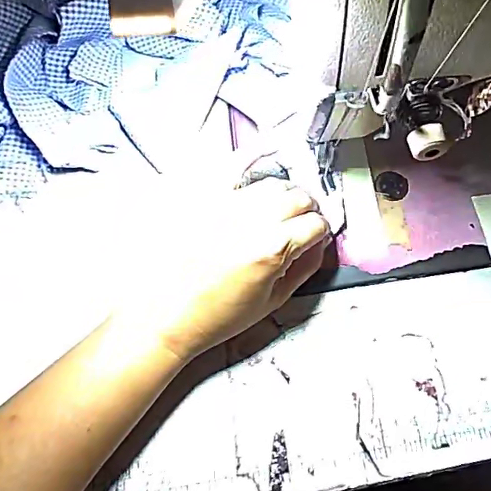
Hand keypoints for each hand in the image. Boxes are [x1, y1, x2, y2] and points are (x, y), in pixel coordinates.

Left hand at [112, 178, 331, 363]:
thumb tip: (316, 247)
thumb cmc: (213, 314)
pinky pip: (236, 176)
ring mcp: (227, 207)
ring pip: (272, 183)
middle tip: (302, 224)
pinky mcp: (206, 201)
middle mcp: (251, 220)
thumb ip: (303, 268)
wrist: (168, 314)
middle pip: (299, 196)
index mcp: (271, 249)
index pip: (316, 224)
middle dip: (308, 210)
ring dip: (283, 195)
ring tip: (278, 213)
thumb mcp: (272, 301)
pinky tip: (251, 197)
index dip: (321, 233)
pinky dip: (251, 184)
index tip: (315, 239)